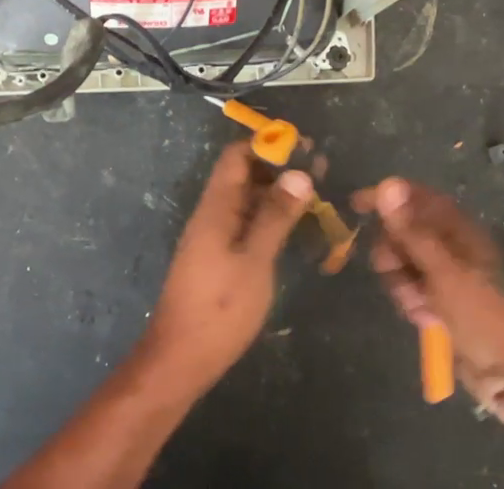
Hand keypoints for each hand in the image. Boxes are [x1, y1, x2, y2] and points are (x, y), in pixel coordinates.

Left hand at [135, 142, 313, 395]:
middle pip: (243, 176)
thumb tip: (299, 172)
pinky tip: (296, 230)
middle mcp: (211, 214)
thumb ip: (276, 216)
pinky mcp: (218, 259)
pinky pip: (245, 225)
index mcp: (216, 207)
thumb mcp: (255, 260)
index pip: (236, 156)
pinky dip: (270, 219)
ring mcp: (213, 238)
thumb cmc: (220, 307)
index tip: (305, 147)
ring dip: (277, 194)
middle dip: (279, 169)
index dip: (268, 146)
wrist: (181, 357)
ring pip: (246, 202)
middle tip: (322, 172)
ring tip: (317, 197)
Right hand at [353, 178, 503, 411]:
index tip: (356, 204)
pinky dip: (410, 299)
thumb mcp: (443, 271)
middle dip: (392, 250)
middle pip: (404, 231)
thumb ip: (411, 230)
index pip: (417, 199)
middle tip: (391, 269)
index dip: (388, 197)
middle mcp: (452, 247)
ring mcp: (445, 275)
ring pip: (403, 262)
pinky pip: (410, 288)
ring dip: (400, 280)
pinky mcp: (440, 301)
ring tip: (416, 304)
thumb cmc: (483, 314)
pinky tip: (422, 317)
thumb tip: (387, 185)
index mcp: (460, 230)